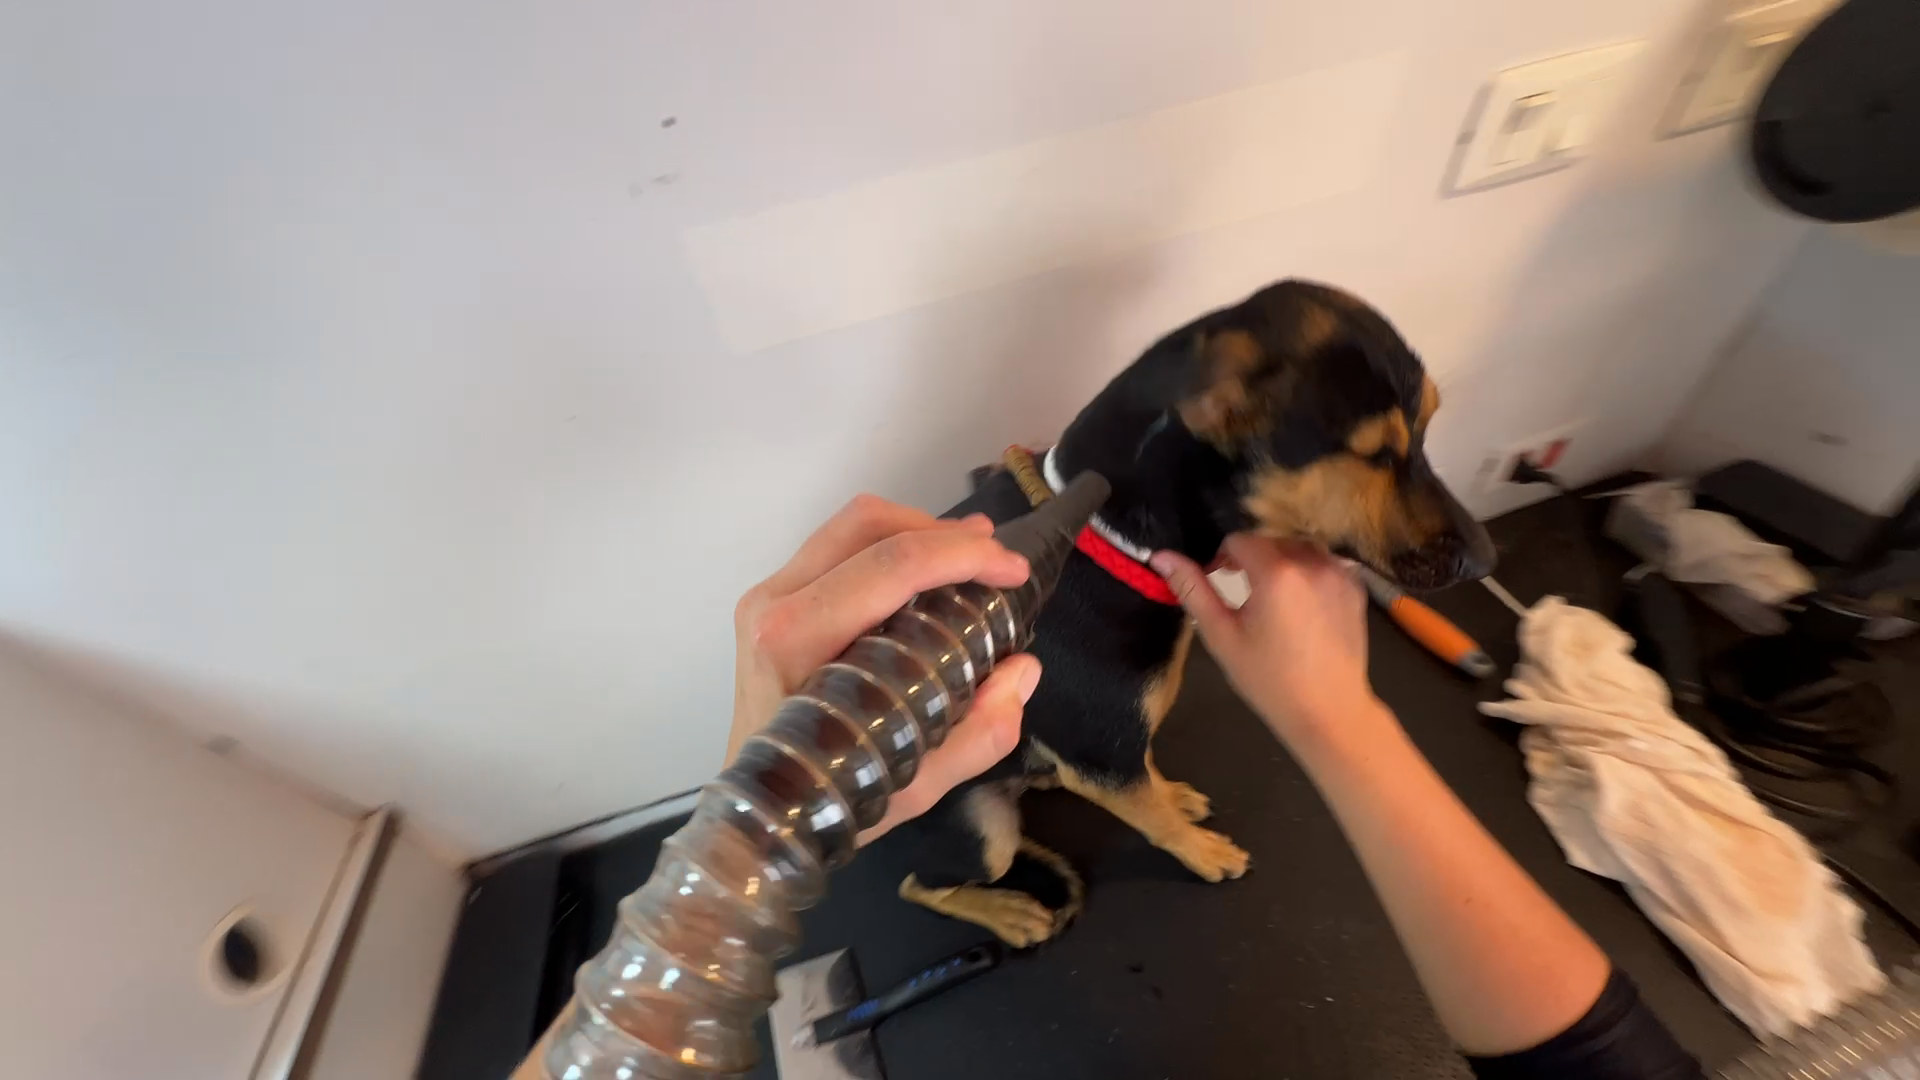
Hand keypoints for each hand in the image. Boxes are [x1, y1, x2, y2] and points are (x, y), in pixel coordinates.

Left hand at [729, 495, 1042, 843]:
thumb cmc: (824, 798)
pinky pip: (842, 542)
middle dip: (947, 533)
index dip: (963, 556)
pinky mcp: (774, 593)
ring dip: (922, 528)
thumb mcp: (909, 787)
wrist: (754, 810)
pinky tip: (929, 567)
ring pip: (854, 522)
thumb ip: (975, 738)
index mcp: (797, 641)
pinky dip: (895, 542)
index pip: (890, 567)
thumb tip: (1024, 670)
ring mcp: (768, 592)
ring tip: (970, 553)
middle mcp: (775, 603)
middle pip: (869, 524)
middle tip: (998, 558)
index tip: (1014, 572)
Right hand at [1151, 535, 1381, 744]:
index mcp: (1276, 573)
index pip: (1238, 541)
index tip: (1216, 582)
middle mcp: (1312, 563)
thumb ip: (1191, 588)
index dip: (1220, 559)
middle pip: (1268, 541)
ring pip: (1296, 548)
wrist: (1328, 711)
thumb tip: (1160, 556)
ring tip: (1269, 598)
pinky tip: (1298, 605)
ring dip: (1278, 562)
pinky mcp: (1355, 587)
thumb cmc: (1267, 677)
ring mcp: (1339, 574)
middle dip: (1249, 559)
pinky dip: (1305, 572)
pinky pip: (1322, 563)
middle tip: (1240, 595)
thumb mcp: (1220, 634)